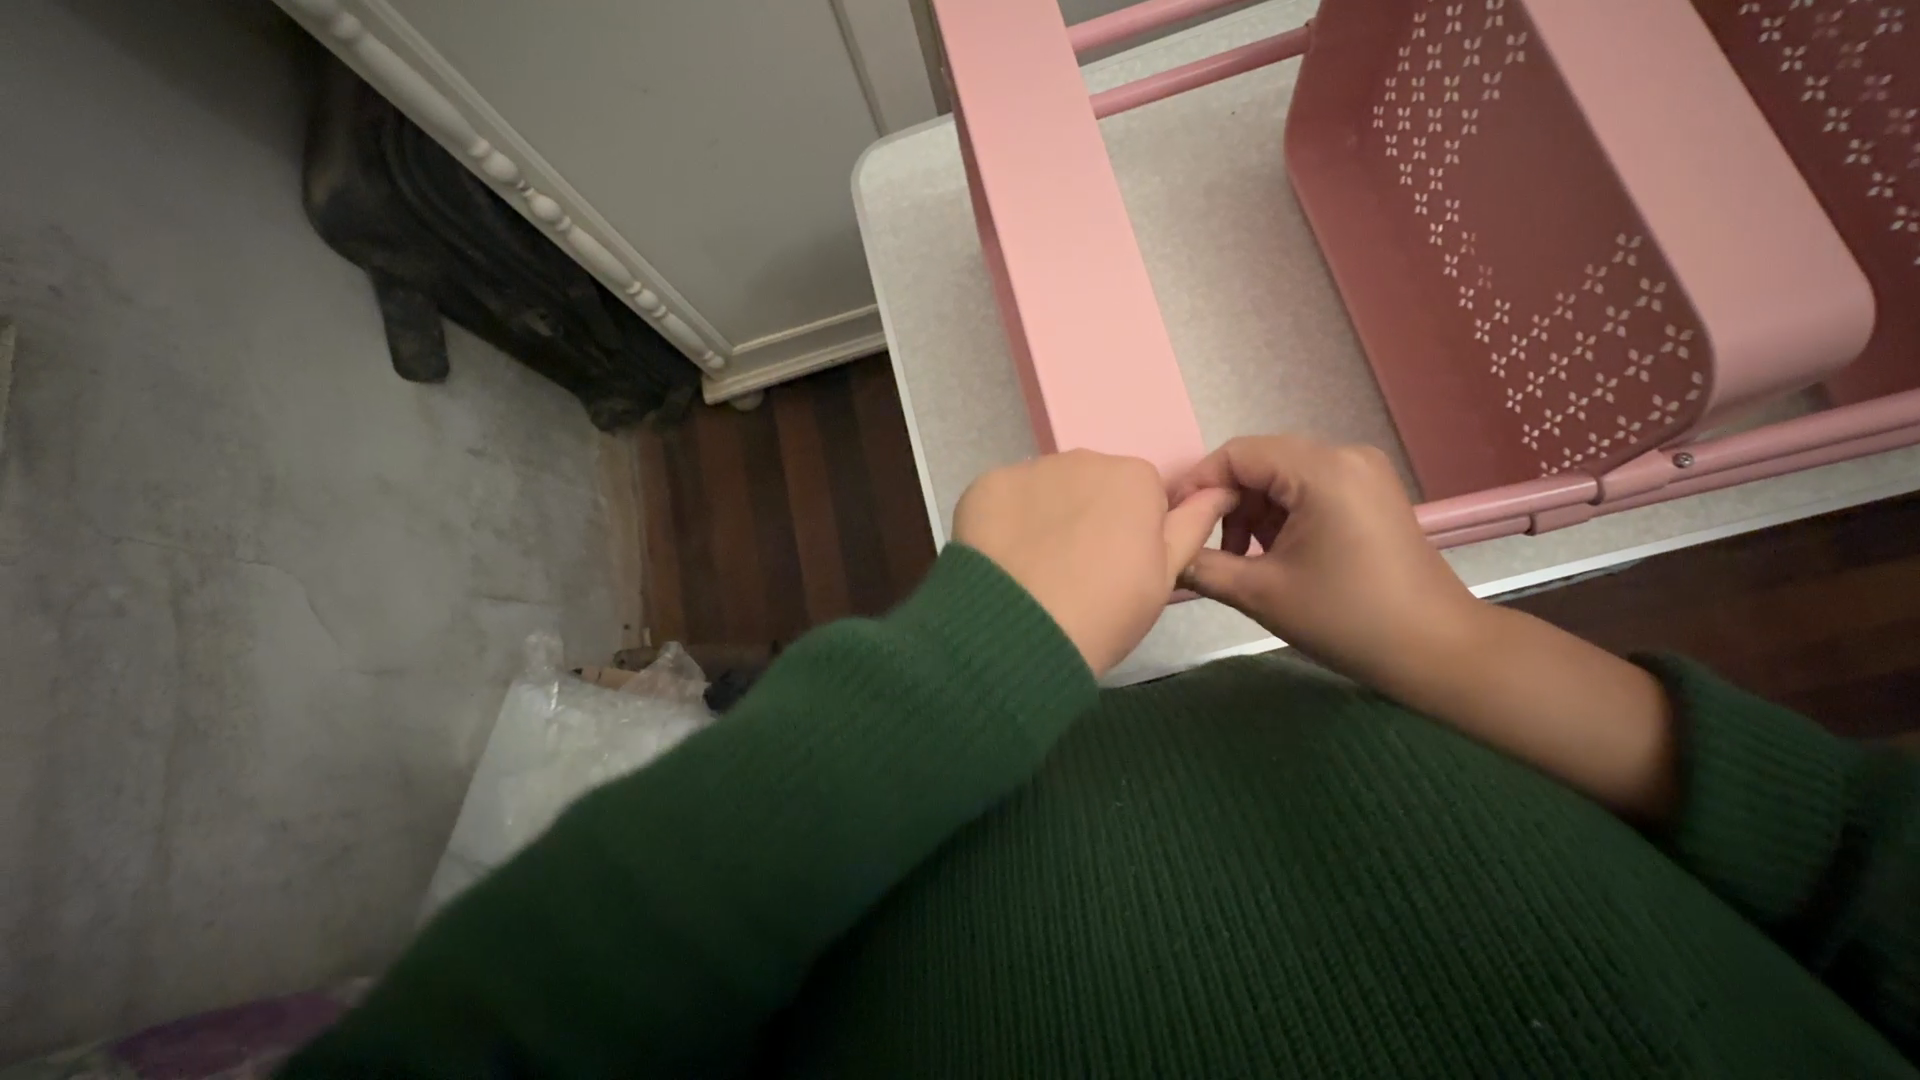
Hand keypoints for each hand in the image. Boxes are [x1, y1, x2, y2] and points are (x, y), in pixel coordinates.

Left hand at [954, 450, 1236, 676]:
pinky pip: (1003, 499)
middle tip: (1073, 572)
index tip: (1113, 570)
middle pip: (1090, 484)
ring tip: (1034, 570)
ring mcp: (1029, 469)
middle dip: (1085, 516)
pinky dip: (1004, 523)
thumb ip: (1190, 526)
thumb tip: (1218, 492)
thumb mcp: (1163, 577)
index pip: (1138, 495)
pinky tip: (1003, 560)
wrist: (1021, 634)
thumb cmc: (1106, 612)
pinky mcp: (985, 485)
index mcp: (1135, 478)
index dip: (1128, 533)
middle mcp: (1082, 459)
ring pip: (1045, 489)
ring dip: (1044, 516)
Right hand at [1169, 436, 1482, 688]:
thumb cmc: (1346, 619)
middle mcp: (1344, 456)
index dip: (1198, 484)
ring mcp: (1362, 472)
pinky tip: (1271, 553)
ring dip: (1251, 511)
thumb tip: (1166, 553)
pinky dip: (1280, 515)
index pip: (1237, 454)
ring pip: (1282, 476)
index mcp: (1322, 471)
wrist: (1435, 649)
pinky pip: (1308, 488)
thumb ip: (1202, 565)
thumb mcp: (1261, 593)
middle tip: (1201, 545)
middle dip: (1224, 502)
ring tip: (1239, 558)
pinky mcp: (1370, 492)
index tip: (1173, 522)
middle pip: (1260, 461)